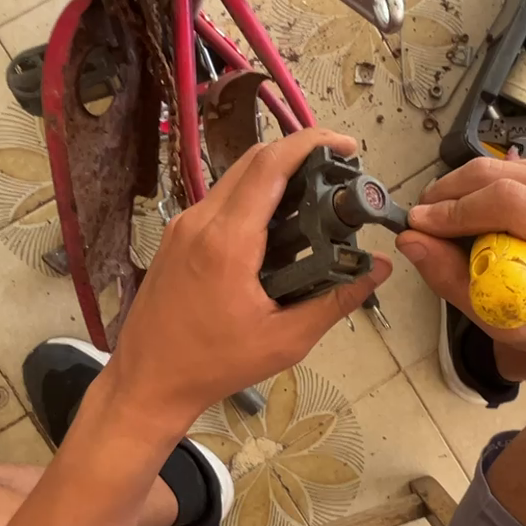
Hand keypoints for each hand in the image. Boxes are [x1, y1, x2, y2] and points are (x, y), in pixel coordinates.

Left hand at [103, 129, 391, 429]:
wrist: (146, 382)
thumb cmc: (213, 365)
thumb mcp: (285, 340)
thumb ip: (336, 300)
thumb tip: (379, 269)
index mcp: (227, 241)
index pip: (270, 166)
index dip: (311, 143)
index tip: (344, 145)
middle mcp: (200, 221)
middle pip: (253, 161)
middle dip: (299, 153)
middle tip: (338, 170)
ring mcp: (183, 226)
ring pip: (235, 177)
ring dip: (275, 174)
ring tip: (314, 194)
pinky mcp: (176, 237)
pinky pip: (220, 199)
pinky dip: (253, 196)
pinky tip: (277, 224)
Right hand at [396, 158, 525, 371]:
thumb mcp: (506, 322)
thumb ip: (455, 282)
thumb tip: (409, 241)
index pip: (510, 203)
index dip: (456, 209)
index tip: (417, 225)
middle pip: (502, 175)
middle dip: (449, 194)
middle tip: (421, 222)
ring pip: (501, 165)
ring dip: (462, 190)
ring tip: (446, 223)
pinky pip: (511, 167)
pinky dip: (482, 188)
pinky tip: (477, 215)